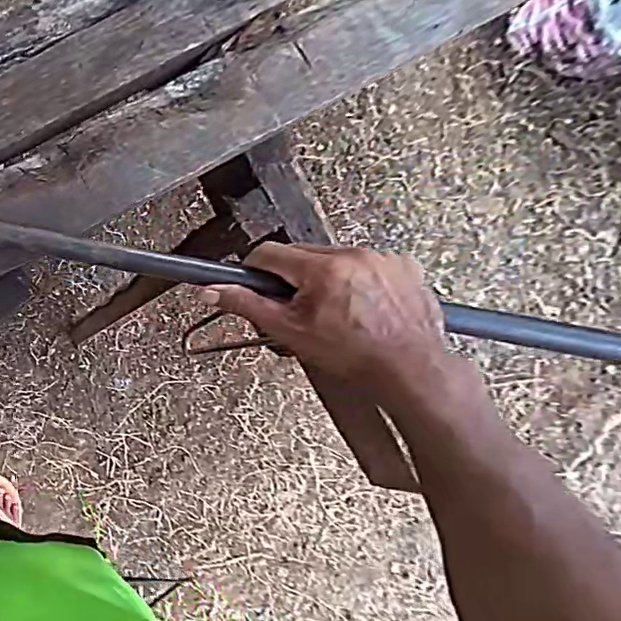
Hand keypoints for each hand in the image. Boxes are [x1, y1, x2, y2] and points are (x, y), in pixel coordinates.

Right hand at [204, 243, 449, 399]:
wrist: (406, 367)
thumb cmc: (353, 353)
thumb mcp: (286, 330)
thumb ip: (246, 304)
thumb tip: (214, 290)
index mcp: (323, 269)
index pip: (269, 252)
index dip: (254, 271)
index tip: (255, 284)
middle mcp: (355, 256)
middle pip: (301, 254)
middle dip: (290, 278)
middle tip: (295, 308)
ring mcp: (382, 260)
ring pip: (331, 259)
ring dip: (321, 279)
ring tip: (329, 311)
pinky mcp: (402, 267)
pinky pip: (363, 263)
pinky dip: (353, 280)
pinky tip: (354, 306)